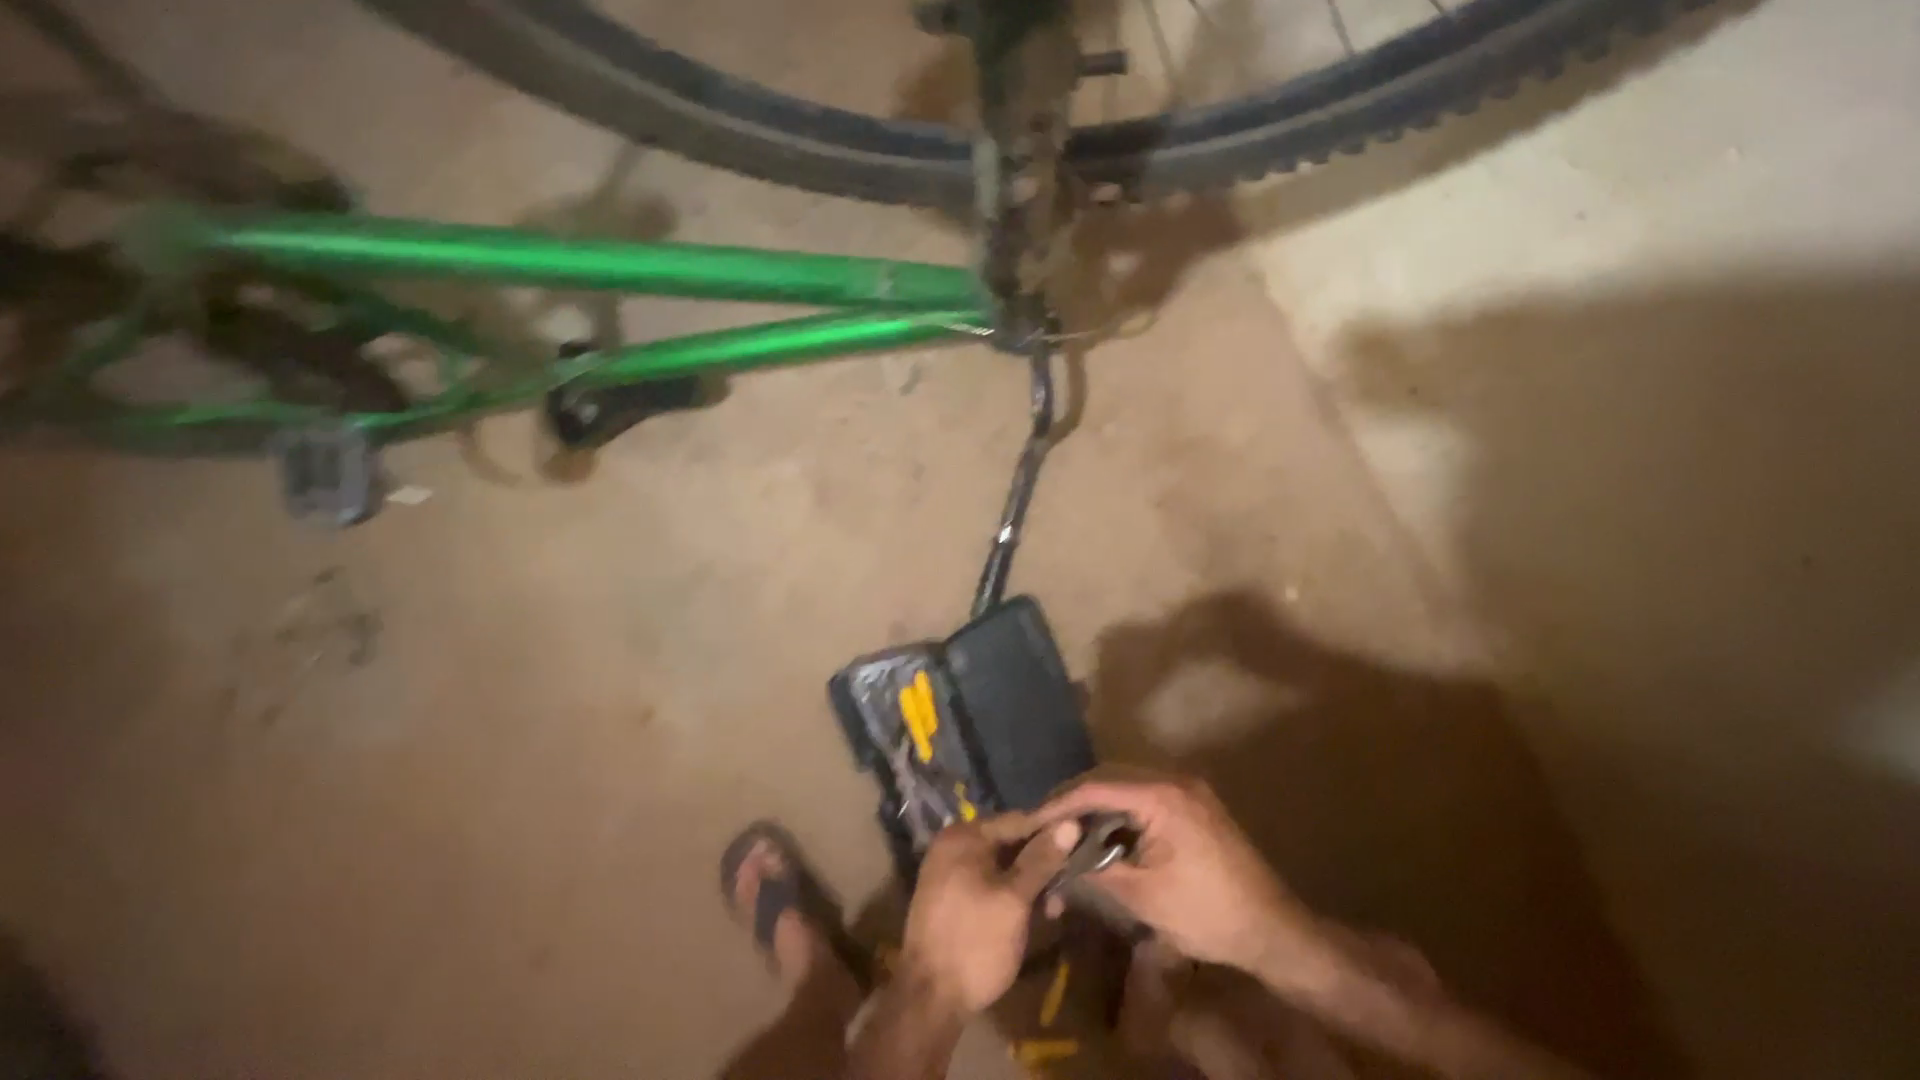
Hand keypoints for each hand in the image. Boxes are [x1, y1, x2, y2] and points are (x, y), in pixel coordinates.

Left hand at [899, 814, 1078, 1013]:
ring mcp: (949, 871)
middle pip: (1010, 842)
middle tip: (1069, 887)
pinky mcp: (951, 897)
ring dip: (1030, 882)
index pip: (1019, 820)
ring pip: (1002, 865)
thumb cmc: (975, 941)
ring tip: (1053, 909)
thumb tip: (1070, 823)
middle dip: (1042, 862)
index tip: (1084, 843)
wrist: (930, 997)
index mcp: (964, 836)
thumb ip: (1041, 859)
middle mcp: (953, 845)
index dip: (1053, 831)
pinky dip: (1011, 893)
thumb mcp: (1014, 899)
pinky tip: (1033, 915)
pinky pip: (989, 882)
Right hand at [1040, 772, 1319, 970]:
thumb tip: (1055, 856)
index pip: (1096, 786)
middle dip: (1072, 798)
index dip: (1058, 802)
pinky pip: (1143, 796)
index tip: (1028, 820)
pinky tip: (1098, 832)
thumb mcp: (1142, 896)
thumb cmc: (1206, 914)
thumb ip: (1096, 867)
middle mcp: (1175, 780)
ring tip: (1062, 827)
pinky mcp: (1193, 805)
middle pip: (1109, 776)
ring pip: (1125, 783)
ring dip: (1094, 803)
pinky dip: (1117, 810)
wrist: (1272, 929)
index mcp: (1163, 797)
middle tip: (1041, 823)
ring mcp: (1187, 790)